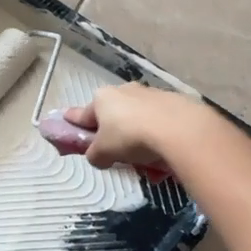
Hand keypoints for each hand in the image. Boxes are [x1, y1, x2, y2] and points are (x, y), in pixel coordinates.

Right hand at [61, 82, 209, 172]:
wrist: (181, 130)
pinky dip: (161, 137)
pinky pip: (162, 122)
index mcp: (102, 98)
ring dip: (140, 137)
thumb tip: (98, 157)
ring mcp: (152, 94)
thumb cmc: (130, 137)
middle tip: (119, 153)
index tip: (69, 124)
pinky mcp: (176, 101)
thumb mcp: (103, 153)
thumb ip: (94, 155)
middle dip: (115, 133)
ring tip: (149, 160)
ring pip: (139, 119)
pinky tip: (166, 155)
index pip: (82, 113)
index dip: (74, 122)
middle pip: (114, 115)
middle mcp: (125, 90)